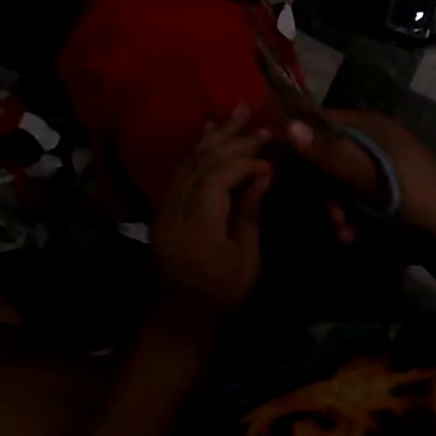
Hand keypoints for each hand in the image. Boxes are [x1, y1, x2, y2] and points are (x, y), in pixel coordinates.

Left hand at [151, 108, 273, 322]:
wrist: (178, 322)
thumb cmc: (221, 298)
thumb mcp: (246, 262)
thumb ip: (249, 215)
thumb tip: (262, 177)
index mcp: (197, 227)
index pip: (217, 178)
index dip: (244, 162)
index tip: (271, 159)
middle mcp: (174, 212)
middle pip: (200, 164)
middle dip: (230, 139)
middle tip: (256, 118)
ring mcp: (164, 210)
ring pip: (187, 164)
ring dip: (212, 138)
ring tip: (234, 113)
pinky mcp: (164, 212)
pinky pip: (179, 174)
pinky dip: (197, 153)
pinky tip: (208, 137)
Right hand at [286, 111, 435, 241]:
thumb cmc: (416, 201)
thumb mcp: (370, 178)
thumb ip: (331, 154)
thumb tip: (288, 126)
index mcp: (372, 128)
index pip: (320, 121)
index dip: (297, 140)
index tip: (276, 163)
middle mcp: (371, 143)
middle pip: (325, 157)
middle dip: (322, 190)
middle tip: (331, 214)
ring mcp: (377, 170)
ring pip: (335, 185)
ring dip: (335, 211)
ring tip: (345, 231)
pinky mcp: (381, 196)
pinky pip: (352, 202)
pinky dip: (349, 219)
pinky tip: (352, 237)